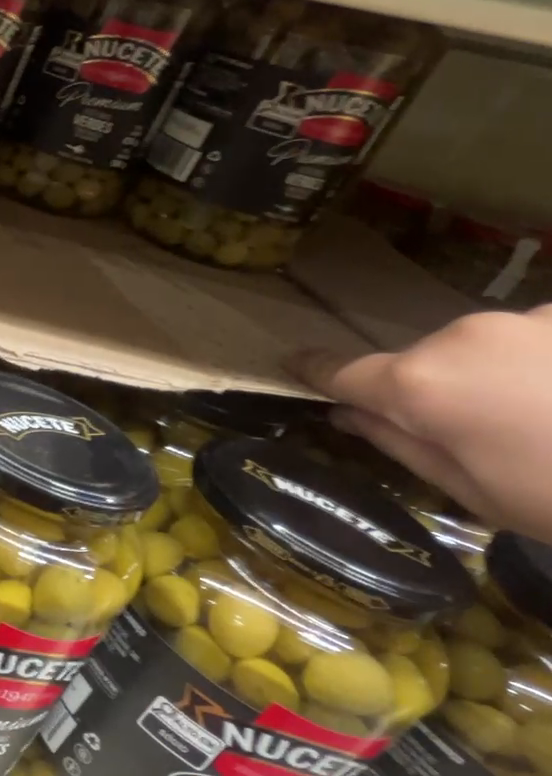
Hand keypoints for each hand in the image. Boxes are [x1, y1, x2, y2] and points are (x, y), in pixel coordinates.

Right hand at [290, 306, 551, 542]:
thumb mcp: (481, 495)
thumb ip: (405, 446)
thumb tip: (354, 413)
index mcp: (420, 385)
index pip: (340, 371)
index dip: (312, 371)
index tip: (292, 366)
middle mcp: (459, 339)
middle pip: (422, 363)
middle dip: (436, 391)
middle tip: (482, 437)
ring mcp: (529, 322)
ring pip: (486, 350)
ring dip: (500, 378)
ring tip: (548, 421)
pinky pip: (542, 341)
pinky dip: (548, 367)